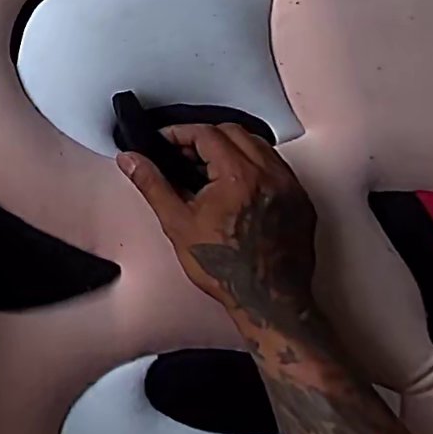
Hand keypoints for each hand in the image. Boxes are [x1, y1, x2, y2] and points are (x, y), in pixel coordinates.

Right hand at [117, 124, 319, 331]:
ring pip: (258, 145)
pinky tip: (233, 184)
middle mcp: (270, 176)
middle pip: (233, 131)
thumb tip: (131, 160)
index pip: (206, 133)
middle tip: (182, 154)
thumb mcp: (176, 221)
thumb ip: (152, 183)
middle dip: (203, 136)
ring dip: (229, 147)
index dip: (179, 133)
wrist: (267, 302)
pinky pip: (276, 165)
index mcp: (240, 177)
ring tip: (207, 169)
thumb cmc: (227, 268)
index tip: (165, 142)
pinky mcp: (301, 201)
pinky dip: (252, 163)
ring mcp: (290, 188)